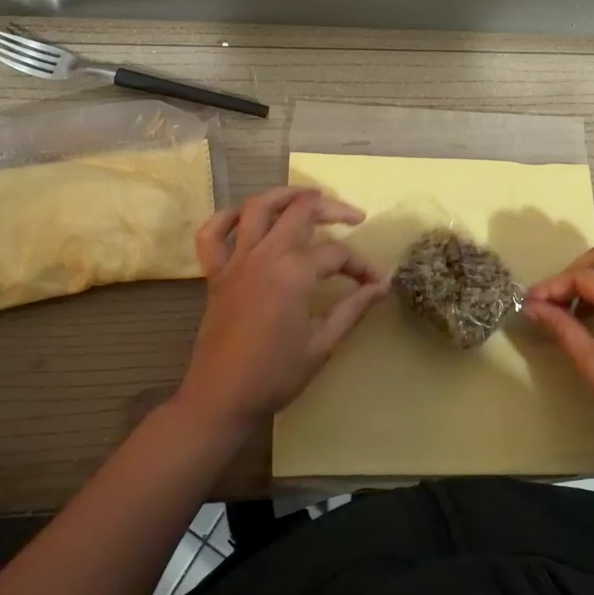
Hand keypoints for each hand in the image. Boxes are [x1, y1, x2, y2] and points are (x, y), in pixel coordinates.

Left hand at [176, 187, 388, 428]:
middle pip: (301, 210)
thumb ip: (351, 309)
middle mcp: (265, 255)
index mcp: (294, 274)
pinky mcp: (215, 273)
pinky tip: (246, 217)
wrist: (220, 399)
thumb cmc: (275, 376)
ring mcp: (236, 260)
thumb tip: (381, 287)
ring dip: (285, 195)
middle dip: (332, 208)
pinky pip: (212, 233)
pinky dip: (227, 217)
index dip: (361, 265)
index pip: (337, 254)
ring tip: (307, 197)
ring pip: (258, 207)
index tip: (375, 282)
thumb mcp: (322, 345)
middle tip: (352, 217)